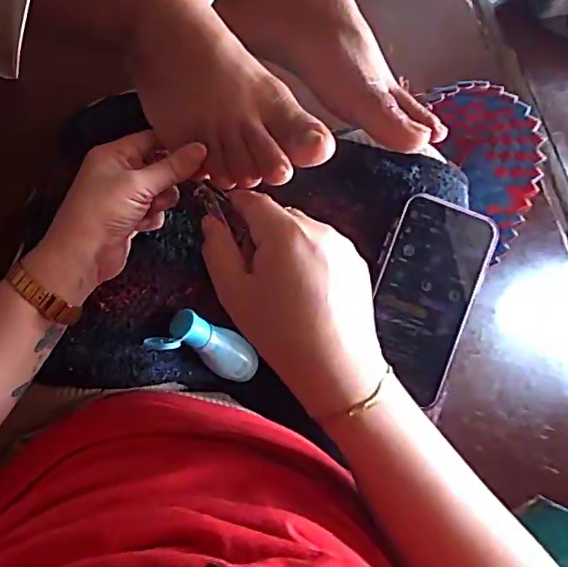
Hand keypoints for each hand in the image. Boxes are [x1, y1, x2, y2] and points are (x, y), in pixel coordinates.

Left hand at [26, 131, 208, 305]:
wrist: (83, 255)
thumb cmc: (103, 211)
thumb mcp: (139, 184)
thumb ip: (171, 167)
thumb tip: (200, 148)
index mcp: (112, 154)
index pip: (150, 139)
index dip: (176, 144)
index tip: (204, 151)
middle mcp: (117, 171)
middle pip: (158, 165)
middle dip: (170, 177)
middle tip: (195, 179)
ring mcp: (123, 196)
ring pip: (160, 190)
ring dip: (160, 201)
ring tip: (147, 209)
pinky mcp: (129, 217)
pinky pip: (153, 210)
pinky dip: (151, 217)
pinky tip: (140, 225)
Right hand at [200, 191, 385, 416]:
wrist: (336, 368)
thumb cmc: (280, 331)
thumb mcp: (232, 290)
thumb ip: (216, 247)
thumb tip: (212, 222)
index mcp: (285, 232)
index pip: (251, 199)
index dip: (231, 207)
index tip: (221, 225)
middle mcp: (318, 229)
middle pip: (276, 213)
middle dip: (257, 231)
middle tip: (248, 267)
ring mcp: (341, 244)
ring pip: (298, 228)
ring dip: (282, 243)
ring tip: (277, 283)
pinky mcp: (355, 261)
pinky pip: (320, 244)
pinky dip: (304, 255)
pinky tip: (301, 289)